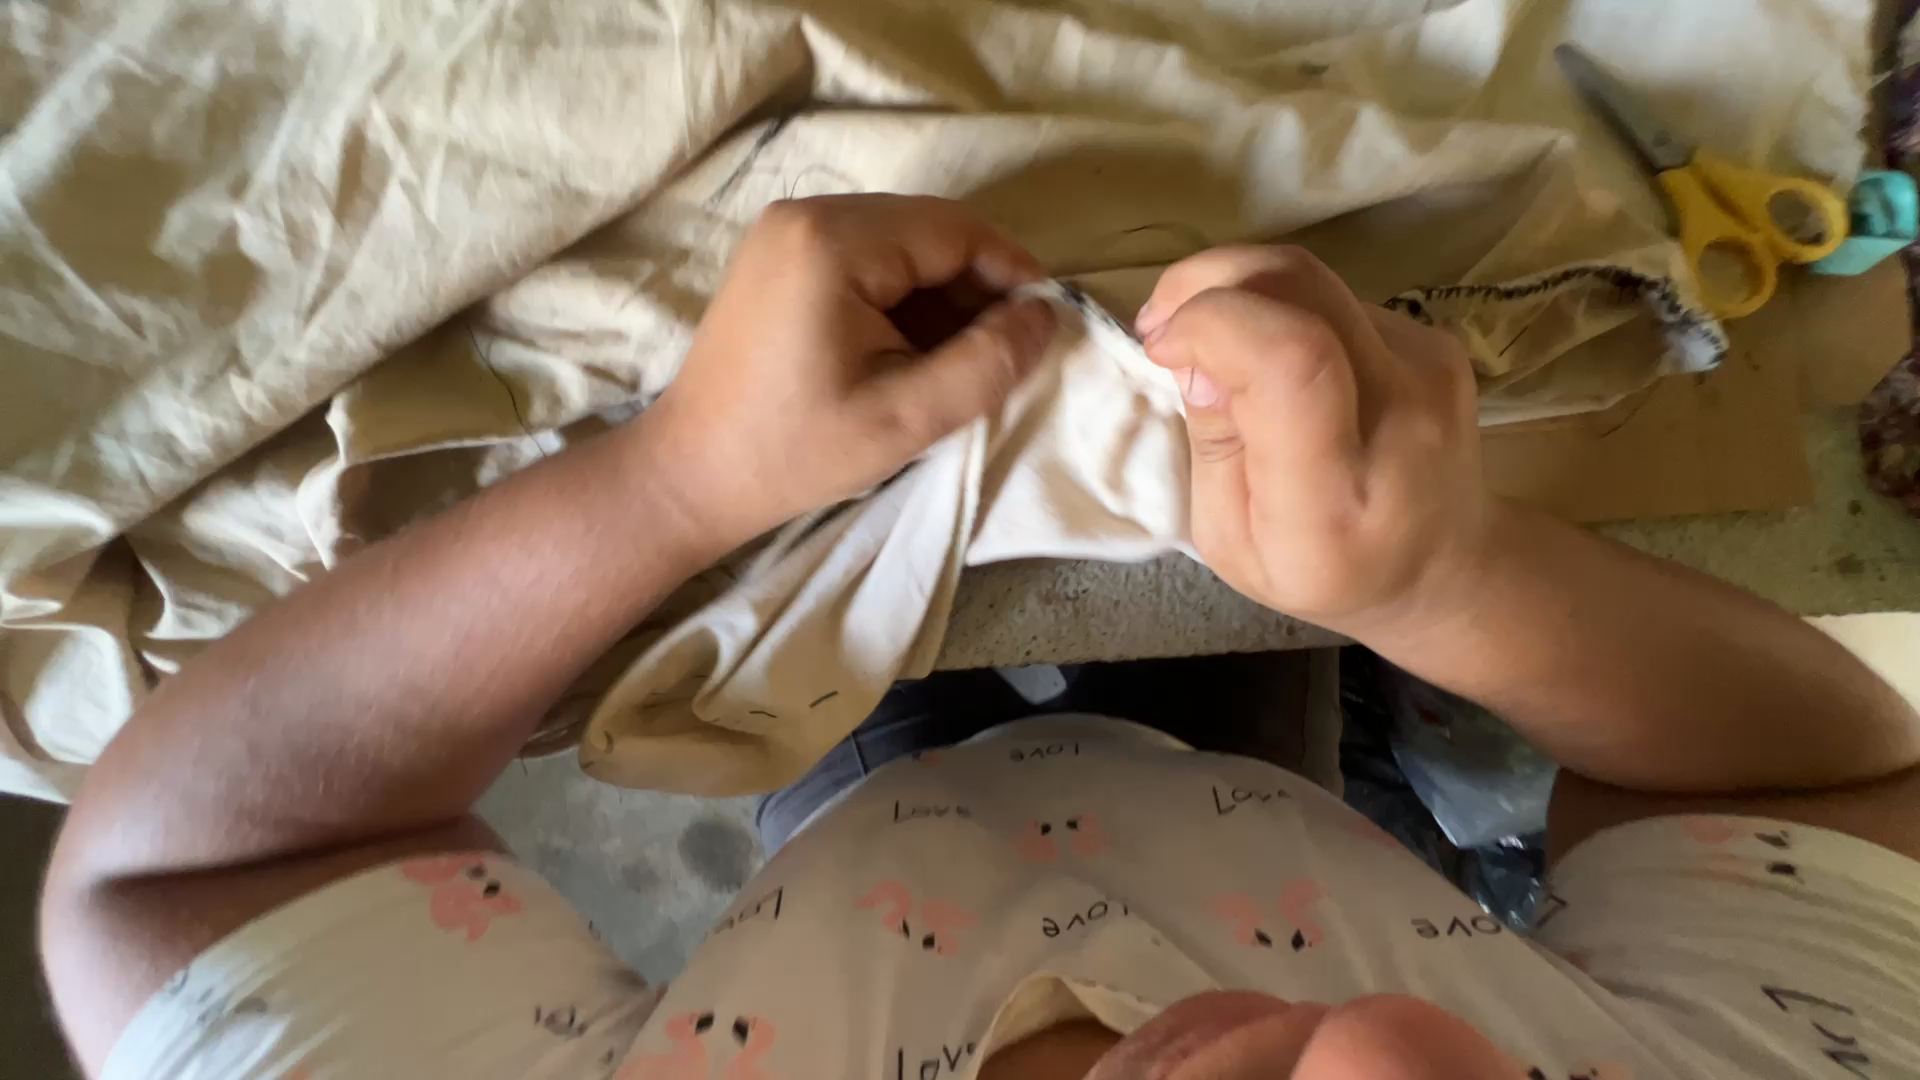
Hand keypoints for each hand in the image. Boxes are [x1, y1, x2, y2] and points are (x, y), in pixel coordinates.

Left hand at [635, 195, 1056, 547]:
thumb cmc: (796, 452)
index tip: (1045, 323)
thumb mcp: (906, 418)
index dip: (1012, 272)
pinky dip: (903, 302)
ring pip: (899, 249)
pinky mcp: (778, 262)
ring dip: (942, 298)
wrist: (694, 474)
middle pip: (926, 233)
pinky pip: (865, 264)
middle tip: (1007, 350)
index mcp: (834, 242)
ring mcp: (785, 235)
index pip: (955, 231)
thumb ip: (987, 364)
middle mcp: (806, 216)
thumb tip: (1045, 316)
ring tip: (965, 359)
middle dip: (977, 289)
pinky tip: (915, 351)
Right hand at [1136, 246, 1496, 635]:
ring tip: (1193, 331)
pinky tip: (1251, 349)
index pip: (1290, 363)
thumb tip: (1198, 360)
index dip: (1213, 327)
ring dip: (1232, 285)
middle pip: (1301, 289)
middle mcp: (1399, 414)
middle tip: (1158, 321)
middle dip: (1208, 283)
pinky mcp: (1431, 339)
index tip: (1160, 348)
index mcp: (1335, 497)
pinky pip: (1329, 296)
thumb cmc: (1320, 572)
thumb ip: (1215, 449)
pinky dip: (1269, 305)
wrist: (1442, 567)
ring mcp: (1427, 365)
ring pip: (1312, 278)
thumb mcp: (1231, 542)